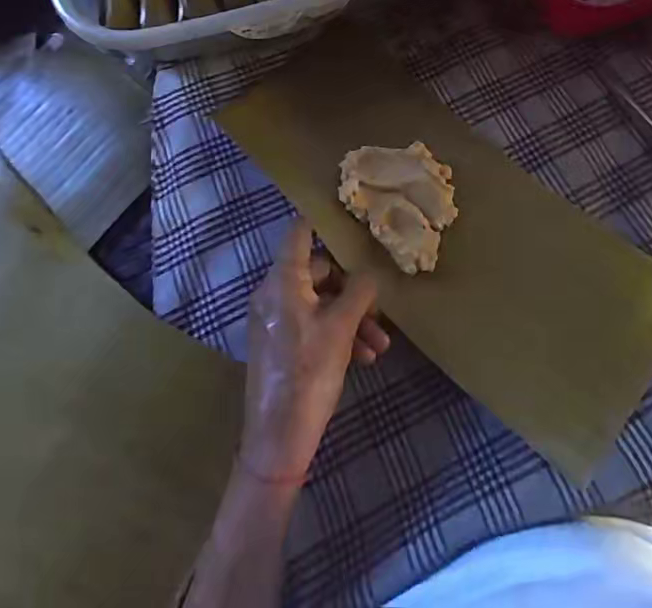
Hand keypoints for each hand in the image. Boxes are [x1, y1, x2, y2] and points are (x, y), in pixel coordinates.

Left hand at [239, 220, 389, 483]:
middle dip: (352, 290)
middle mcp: (272, 293)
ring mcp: (273, 318)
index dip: (322, 221)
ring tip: (379, 345)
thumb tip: (370, 272)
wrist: (278, 437)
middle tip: (379, 312)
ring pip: (319, 302)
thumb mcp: (342, 329)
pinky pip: (311, 323)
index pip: (299, 232)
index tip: (349, 216)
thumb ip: (359, 292)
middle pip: (317, 271)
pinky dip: (337, 333)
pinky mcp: (278, 341)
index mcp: (281, 281)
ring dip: (351, 318)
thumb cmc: (309, 374)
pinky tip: (363, 357)